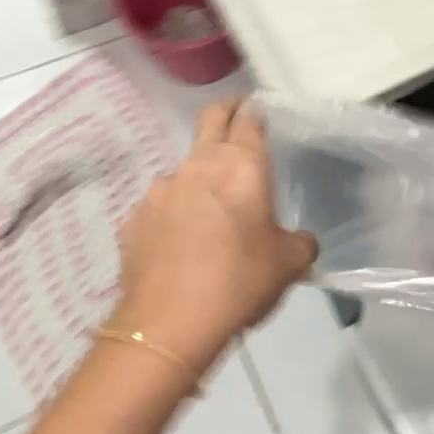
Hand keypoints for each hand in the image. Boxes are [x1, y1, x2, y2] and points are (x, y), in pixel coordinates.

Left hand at [112, 100, 317, 364]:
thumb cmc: (240, 281)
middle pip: (210, 121)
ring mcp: (159, 191)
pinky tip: (181, 245)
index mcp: (242, 165)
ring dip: (199, 179)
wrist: (168, 325)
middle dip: (225, 114)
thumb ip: (300, 242)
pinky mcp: (133, 221)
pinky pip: (160, 208)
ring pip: (184, 170)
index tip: (259, 109)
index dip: (254, 109)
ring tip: (211, 213)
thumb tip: (300, 241)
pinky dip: (173, 215)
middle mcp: (198, 166)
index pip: (248, 118)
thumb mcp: (289, 263)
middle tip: (237, 119)